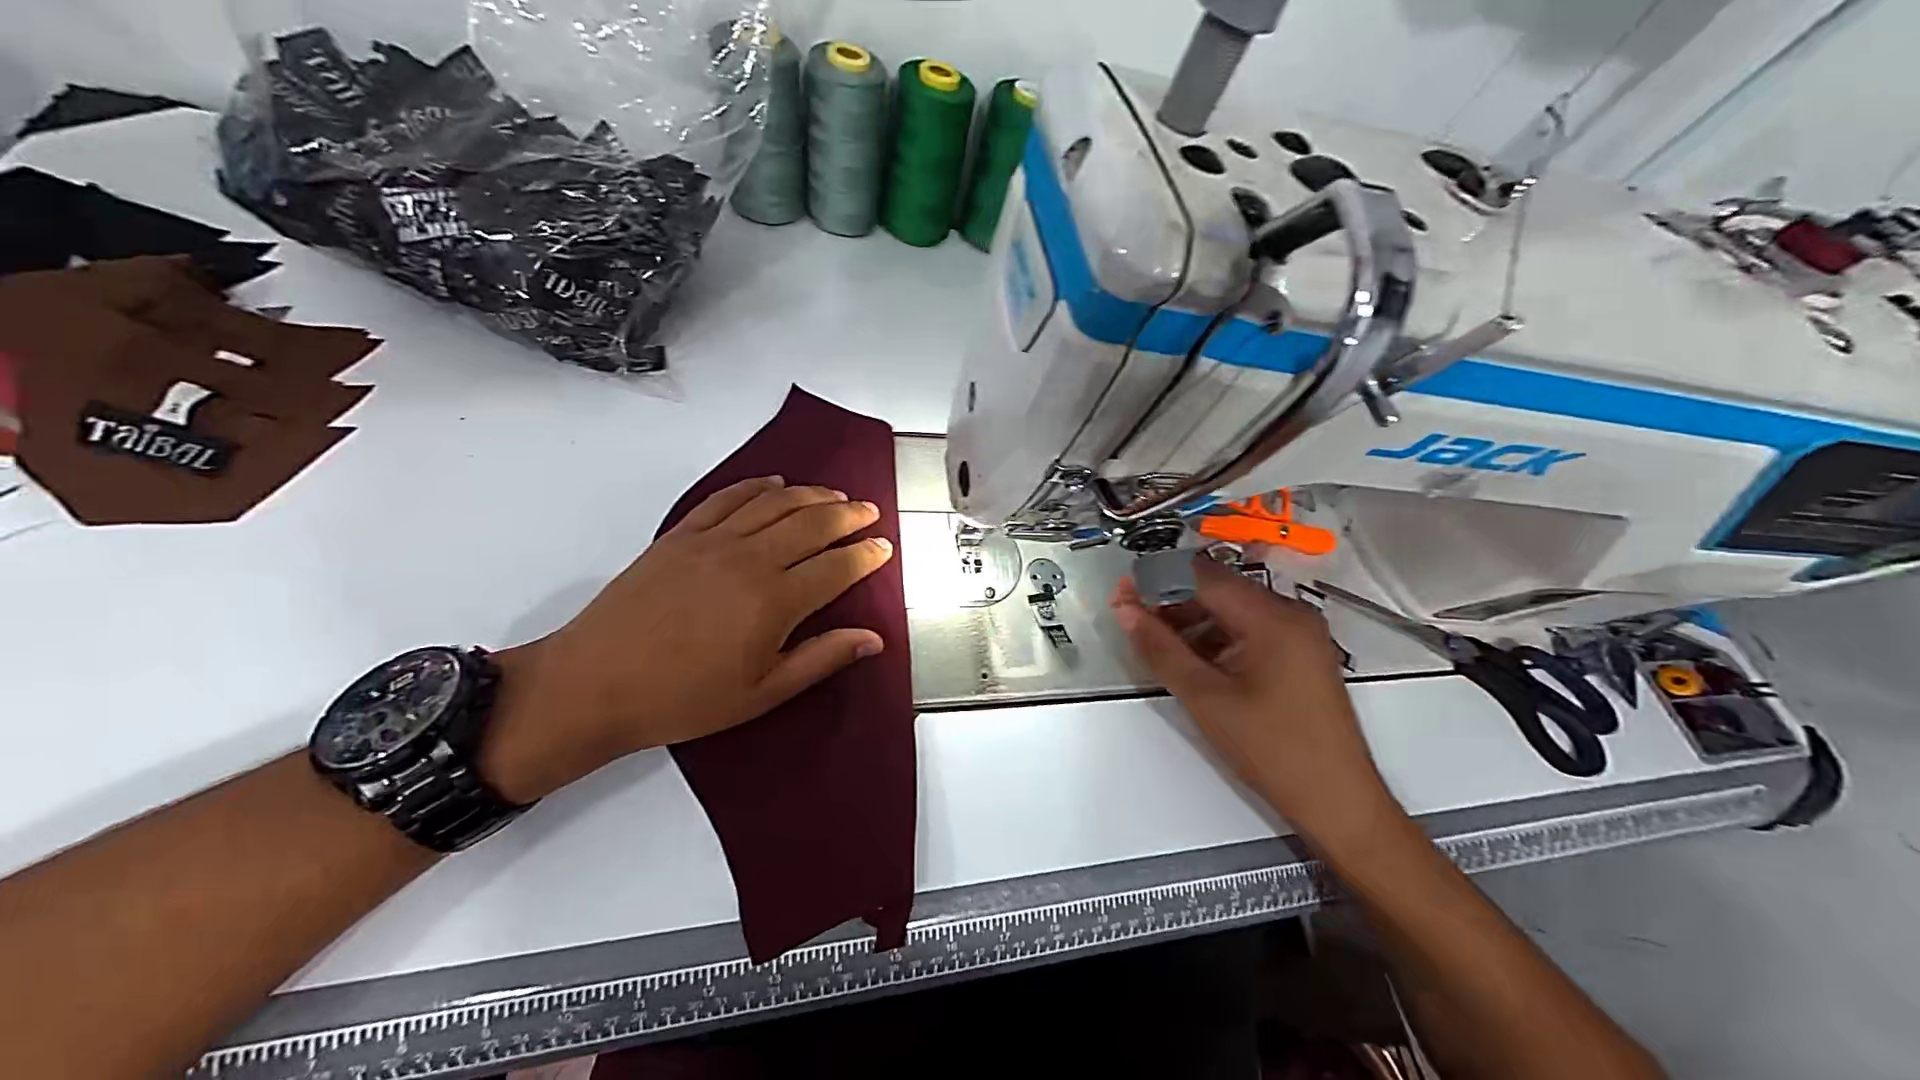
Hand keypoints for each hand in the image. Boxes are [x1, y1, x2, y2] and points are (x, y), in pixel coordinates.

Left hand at [480, 476, 894, 801]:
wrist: (595, 684)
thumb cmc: (680, 697)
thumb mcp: (762, 692)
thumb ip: (821, 658)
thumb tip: (870, 640)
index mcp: (774, 602)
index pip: (837, 567)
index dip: (867, 555)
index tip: (883, 549)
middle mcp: (748, 560)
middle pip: (813, 523)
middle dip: (849, 515)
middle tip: (869, 513)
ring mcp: (712, 542)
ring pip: (775, 503)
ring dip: (811, 494)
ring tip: (835, 496)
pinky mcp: (680, 535)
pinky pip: (727, 498)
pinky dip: (755, 486)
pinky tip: (773, 484)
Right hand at [1111, 558, 1400, 845]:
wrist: (1337, 800)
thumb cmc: (1273, 750)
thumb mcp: (1205, 697)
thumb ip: (1160, 648)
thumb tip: (1126, 611)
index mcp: (1273, 617)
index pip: (1203, 577)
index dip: (1156, 580)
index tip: (1122, 592)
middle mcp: (1292, 614)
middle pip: (1219, 589)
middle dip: (1171, 600)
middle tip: (1131, 617)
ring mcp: (1300, 634)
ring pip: (1233, 609)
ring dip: (1191, 619)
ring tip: (1154, 642)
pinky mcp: (1300, 655)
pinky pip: (1249, 630)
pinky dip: (1215, 637)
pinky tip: (1189, 658)